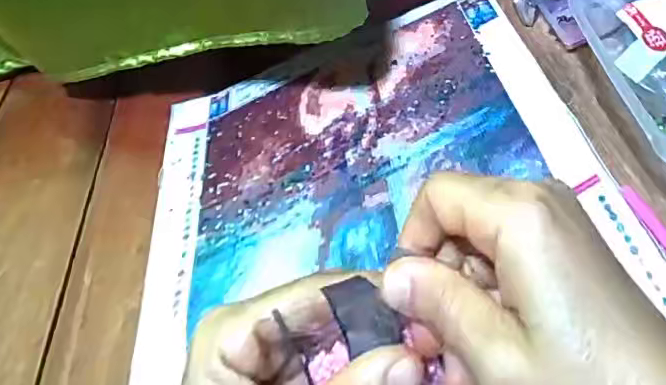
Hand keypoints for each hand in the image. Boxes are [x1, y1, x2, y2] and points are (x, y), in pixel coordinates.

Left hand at [184, 271, 425, 384]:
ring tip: (421, 362)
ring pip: (338, 343)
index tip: (426, 315)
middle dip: (381, 333)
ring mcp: (264, 357)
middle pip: (333, 316)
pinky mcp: (278, 380)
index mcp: (235, 326)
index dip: (377, 299)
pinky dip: (359, 376)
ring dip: (377, 356)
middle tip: (430, 345)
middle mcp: (251, 330)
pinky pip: (328, 368)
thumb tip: (411, 355)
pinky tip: (394, 376)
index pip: (320, 290)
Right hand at [382, 173, 665, 384]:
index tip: (417, 307)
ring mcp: (558, 210)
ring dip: (468, 287)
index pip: (437, 194)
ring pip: (483, 231)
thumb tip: (391, 274)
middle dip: (442, 274)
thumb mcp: (498, 356)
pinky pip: (513, 241)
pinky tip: (510, 336)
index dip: (413, 244)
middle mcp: (538, 192)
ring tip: (480, 353)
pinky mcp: (570, 233)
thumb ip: (439, 305)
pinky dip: (498, 282)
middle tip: (446, 345)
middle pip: (460, 211)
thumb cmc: (579, 379)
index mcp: (519, 208)